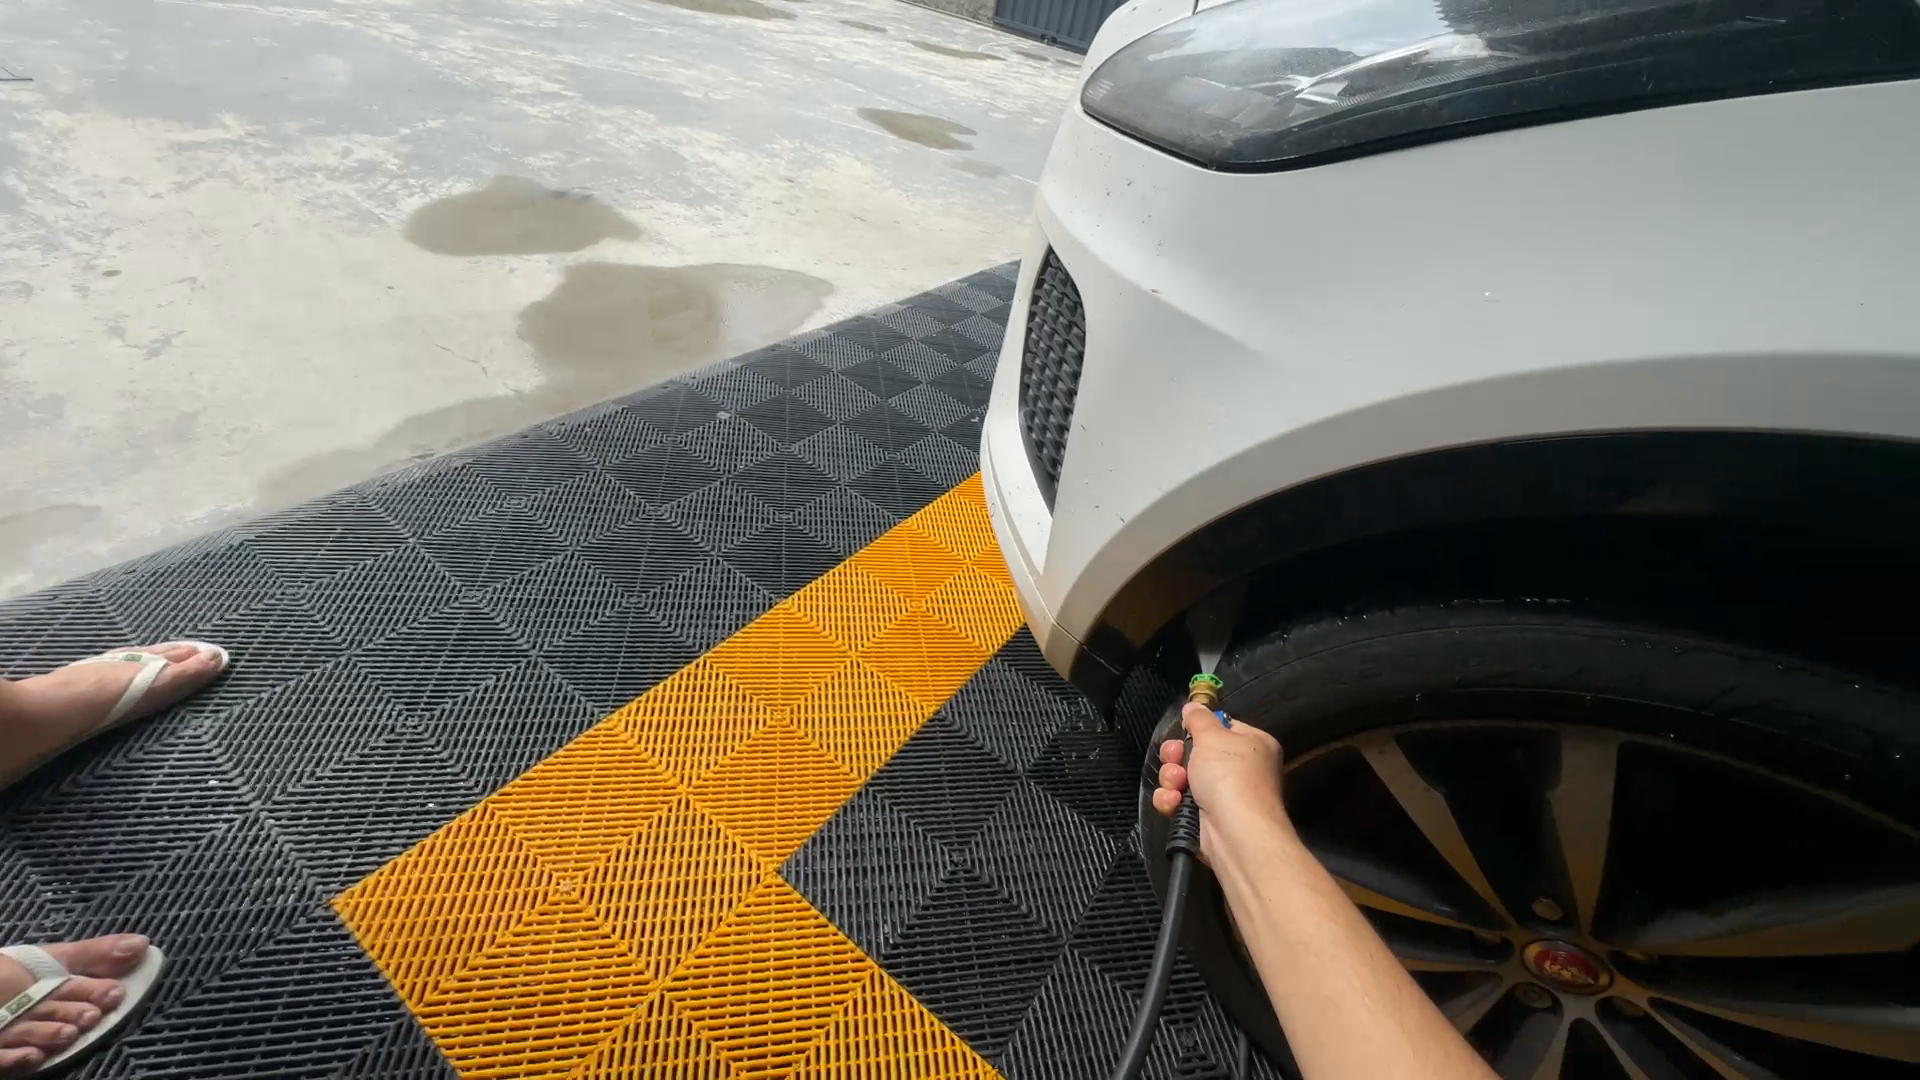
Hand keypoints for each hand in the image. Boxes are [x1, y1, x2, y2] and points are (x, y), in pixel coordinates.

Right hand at [1152, 701, 1286, 829]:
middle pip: (1194, 751)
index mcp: (1252, 745)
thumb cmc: (1230, 777)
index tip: (1186, 732)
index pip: (1221, 728)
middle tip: (1175, 758)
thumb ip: (1198, 718)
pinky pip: (1179, 800)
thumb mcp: (1212, 736)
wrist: (1235, 832)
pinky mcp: (1204, 817)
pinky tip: (1174, 802)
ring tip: (1177, 784)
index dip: (1200, 729)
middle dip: (1177, 756)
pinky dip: (1172, 800)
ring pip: (1182, 776)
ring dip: (1171, 778)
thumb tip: (1192, 706)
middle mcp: (1240, 770)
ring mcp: (1222, 795)